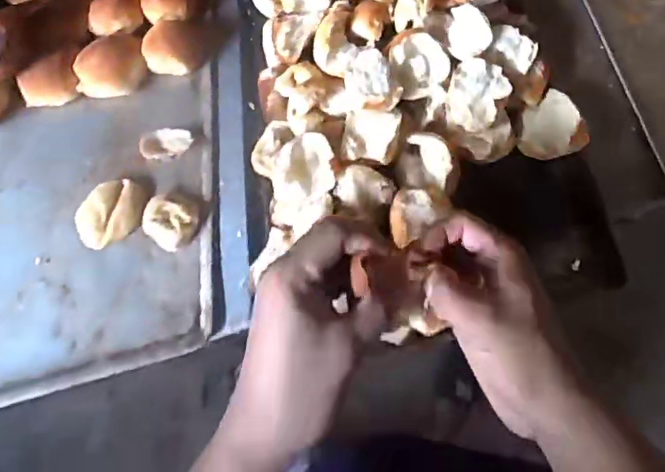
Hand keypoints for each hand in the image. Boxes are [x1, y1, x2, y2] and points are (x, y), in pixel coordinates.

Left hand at [196, 218, 389, 471]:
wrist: (260, 434)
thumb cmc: (303, 386)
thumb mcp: (349, 344)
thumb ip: (378, 304)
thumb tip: (404, 277)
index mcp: (291, 271)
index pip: (334, 231)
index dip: (368, 237)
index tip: (395, 257)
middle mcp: (281, 268)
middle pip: (327, 238)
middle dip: (362, 248)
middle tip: (390, 268)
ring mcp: (280, 285)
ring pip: (323, 256)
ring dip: (352, 265)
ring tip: (380, 285)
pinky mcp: (284, 302)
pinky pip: (316, 275)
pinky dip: (340, 281)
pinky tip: (359, 300)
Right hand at [419, 212, 584, 441]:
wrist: (546, 402)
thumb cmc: (519, 352)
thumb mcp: (480, 318)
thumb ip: (446, 289)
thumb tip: (423, 272)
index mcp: (502, 254)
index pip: (462, 223)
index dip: (437, 232)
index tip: (415, 256)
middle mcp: (494, 264)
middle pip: (456, 241)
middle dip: (431, 250)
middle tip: (404, 270)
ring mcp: (488, 290)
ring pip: (454, 267)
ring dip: (431, 272)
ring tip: (405, 285)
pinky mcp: (481, 314)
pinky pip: (455, 292)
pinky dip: (437, 293)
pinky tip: (418, 304)